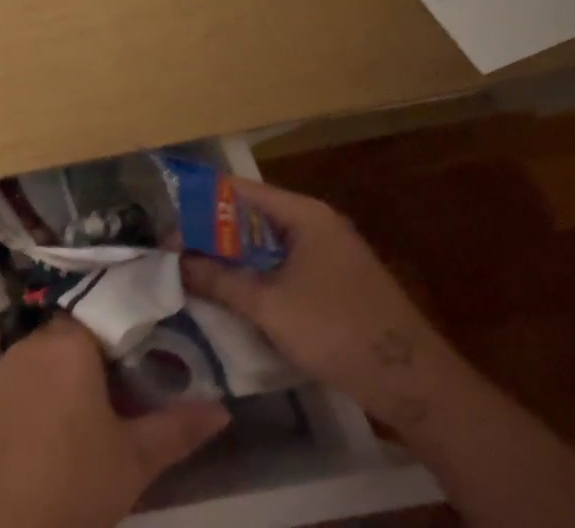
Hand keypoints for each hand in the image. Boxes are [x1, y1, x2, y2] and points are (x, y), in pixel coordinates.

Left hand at [0, 314, 227, 527]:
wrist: (2, 514)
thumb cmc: (76, 477)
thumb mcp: (137, 457)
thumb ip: (178, 428)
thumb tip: (221, 410)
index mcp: (67, 344)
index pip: (99, 314)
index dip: (127, 330)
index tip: (155, 348)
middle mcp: (31, 343)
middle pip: (73, 333)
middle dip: (102, 353)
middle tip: (139, 379)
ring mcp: (5, 365)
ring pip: (47, 354)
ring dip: (73, 371)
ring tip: (108, 401)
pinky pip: (27, 374)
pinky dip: (48, 386)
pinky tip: (67, 418)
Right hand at [180, 179, 465, 433]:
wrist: (414, 384)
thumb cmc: (338, 331)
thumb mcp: (266, 305)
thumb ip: (216, 278)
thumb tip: (171, 260)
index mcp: (304, 215)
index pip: (237, 189)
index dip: (196, 200)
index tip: (160, 217)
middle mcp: (315, 225)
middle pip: (248, 216)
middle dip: (207, 231)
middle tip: (166, 247)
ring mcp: (326, 254)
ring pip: (261, 244)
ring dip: (227, 256)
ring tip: (186, 268)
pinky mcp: (330, 281)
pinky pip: (278, 265)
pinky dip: (250, 273)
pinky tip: (225, 292)